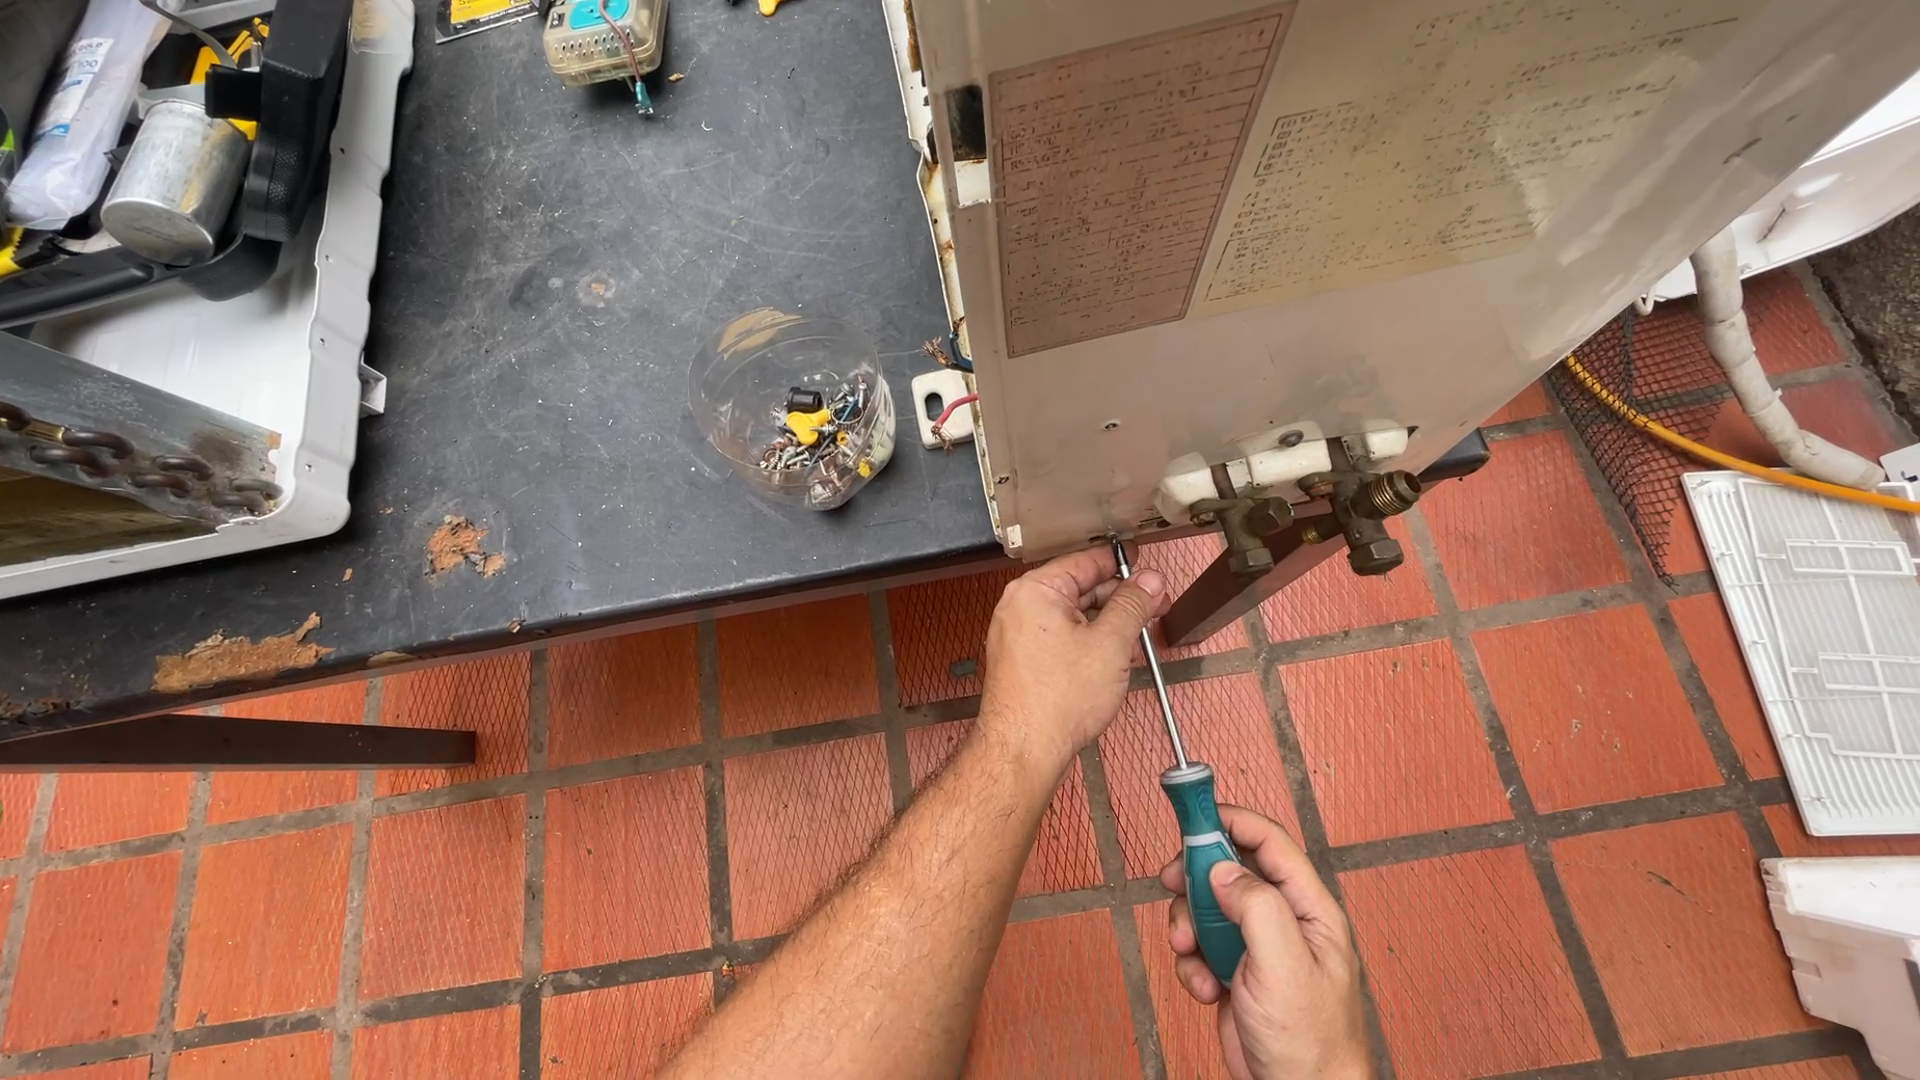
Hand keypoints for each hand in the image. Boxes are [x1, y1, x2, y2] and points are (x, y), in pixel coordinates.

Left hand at [975, 545, 1167, 777]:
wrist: (1025, 749)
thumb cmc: (1057, 699)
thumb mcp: (1110, 643)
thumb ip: (1132, 606)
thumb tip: (1149, 581)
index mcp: (1035, 591)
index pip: (1084, 561)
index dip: (1121, 563)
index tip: (1145, 566)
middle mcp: (1020, 607)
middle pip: (1079, 588)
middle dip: (1119, 597)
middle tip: (1154, 604)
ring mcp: (1018, 634)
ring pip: (1072, 616)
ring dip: (1107, 622)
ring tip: (1139, 633)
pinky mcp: (1023, 660)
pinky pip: (1061, 637)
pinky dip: (1088, 641)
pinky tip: (1114, 654)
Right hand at [1161, 806, 1370, 1079]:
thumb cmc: (1312, 1044)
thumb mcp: (1285, 965)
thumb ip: (1257, 906)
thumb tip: (1223, 871)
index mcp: (1308, 908)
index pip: (1268, 841)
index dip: (1229, 819)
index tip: (1191, 812)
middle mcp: (1283, 919)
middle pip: (1228, 867)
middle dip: (1195, 875)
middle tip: (1172, 882)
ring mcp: (1257, 944)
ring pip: (1206, 905)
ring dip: (1188, 926)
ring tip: (1190, 954)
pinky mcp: (1235, 968)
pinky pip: (1200, 945)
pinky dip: (1192, 963)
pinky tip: (1206, 987)